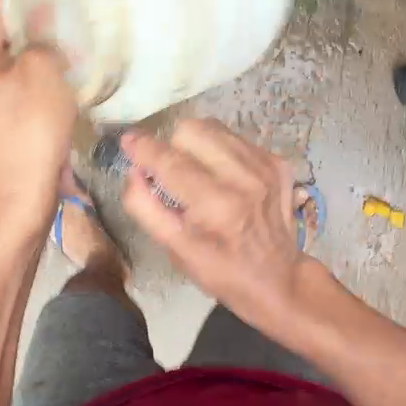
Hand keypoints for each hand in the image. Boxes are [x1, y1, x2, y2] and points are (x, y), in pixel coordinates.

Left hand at [0, 0, 79, 229]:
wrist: (26, 190)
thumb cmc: (30, 126)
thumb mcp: (40, 69)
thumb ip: (42, 36)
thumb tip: (46, 18)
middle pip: (3, 29)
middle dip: (34, 13)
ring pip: (17, 56)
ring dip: (43, 43)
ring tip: (74, 27)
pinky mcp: (8, 116)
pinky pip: (26, 80)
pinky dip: (45, 69)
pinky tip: (70, 65)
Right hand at [120, 119, 320, 328]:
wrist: (277, 277)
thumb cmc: (220, 270)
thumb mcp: (176, 250)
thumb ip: (146, 209)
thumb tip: (133, 171)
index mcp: (215, 206)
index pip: (170, 161)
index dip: (143, 148)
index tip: (127, 142)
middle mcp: (243, 178)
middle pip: (191, 130)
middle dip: (173, 147)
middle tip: (172, 173)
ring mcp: (265, 166)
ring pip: (214, 128)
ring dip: (196, 146)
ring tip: (197, 173)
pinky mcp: (278, 162)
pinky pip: (236, 139)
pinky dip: (220, 152)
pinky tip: (223, 177)